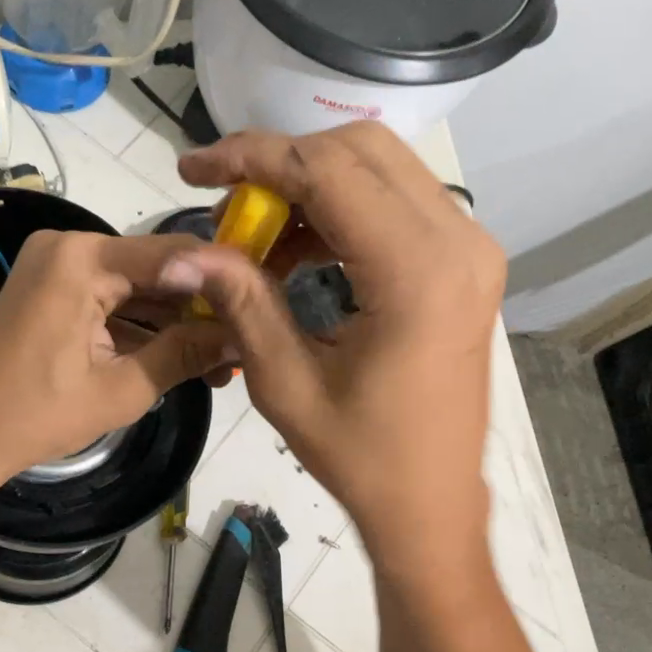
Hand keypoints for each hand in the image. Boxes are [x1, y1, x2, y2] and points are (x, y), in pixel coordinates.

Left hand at [0, 230, 232, 484]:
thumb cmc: (38, 416)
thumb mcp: (121, 389)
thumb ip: (184, 354)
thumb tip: (242, 337)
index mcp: (80, 258)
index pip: (173, 255)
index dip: (221, 281)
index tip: (261, 307)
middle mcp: (66, 246)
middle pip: (152, 270)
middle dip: (196, 310)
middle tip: (241, 345)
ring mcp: (53, 266)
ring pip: (132, 287)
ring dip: (170, 323)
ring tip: (218, 361)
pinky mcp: (48, 289)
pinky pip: (105, 299)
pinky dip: (136, 327)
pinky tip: (176, 354)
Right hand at [161, 122, 507, 570]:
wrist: (431, 501)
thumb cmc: (358, 456)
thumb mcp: (285, 383)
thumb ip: (240, 302)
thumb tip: (181, 253)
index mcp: (416, 273)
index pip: (328, 172)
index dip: (253, 158)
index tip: (195, 167)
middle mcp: (459, 241)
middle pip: (362, 150)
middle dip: (281, 162)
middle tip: (223, 200)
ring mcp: (470, 247)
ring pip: (382, 168)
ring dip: (310, 185)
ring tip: (254, 235)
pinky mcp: (464, 262)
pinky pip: (397, 203)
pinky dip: (340, 210)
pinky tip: (297, 253)